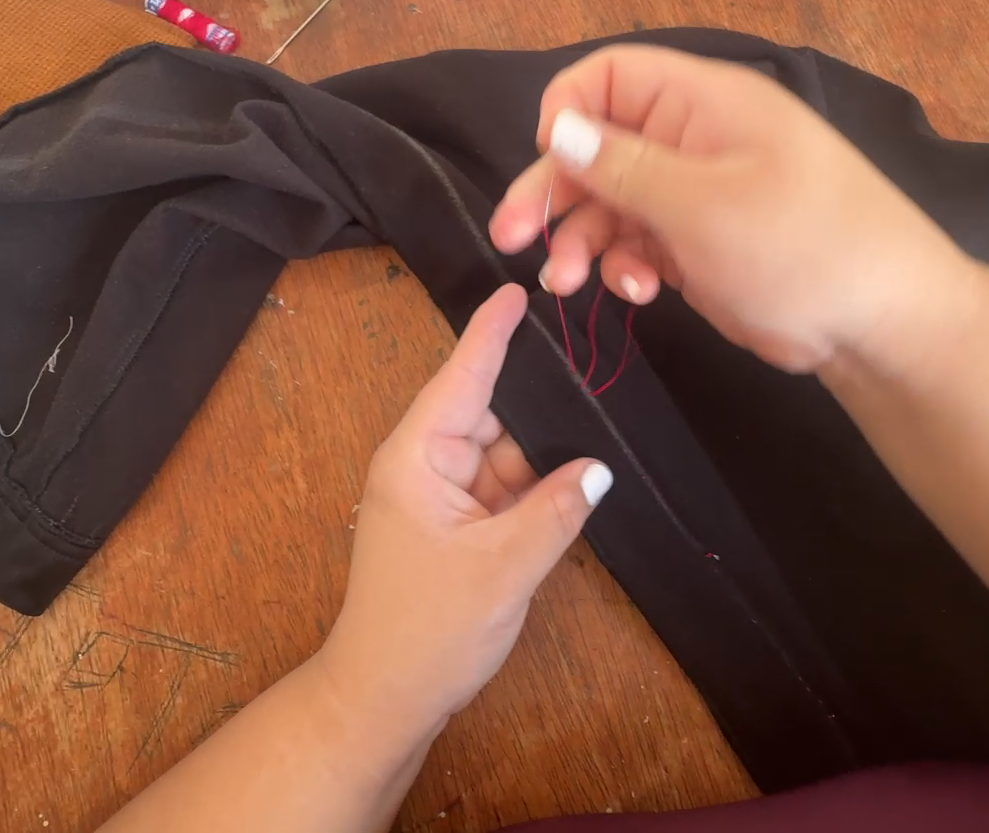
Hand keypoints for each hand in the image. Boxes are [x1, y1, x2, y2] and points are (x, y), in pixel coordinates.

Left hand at [317, 284, 612, 729]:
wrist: (387, 697)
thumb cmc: (428, 629)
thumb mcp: (503, 568)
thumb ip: (556, 511)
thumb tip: (601, 468)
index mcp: (417, 456)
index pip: (462, 377)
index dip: (491, 333)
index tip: (518, 290)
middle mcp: (426, 462)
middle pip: (490, 411)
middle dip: (538, 402)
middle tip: (592, 369)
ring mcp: (443, 491)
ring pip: (503, 450)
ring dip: (542, 452)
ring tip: (595, 430)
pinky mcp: (458, 519)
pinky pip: (504, 483)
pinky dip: (535, 484)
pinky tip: (575, 476)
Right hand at [488, 45, 977, 372]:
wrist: (876, 324)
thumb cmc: (800, 247)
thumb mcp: (703, 205)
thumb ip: (623, 166)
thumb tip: (557, 127)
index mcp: (699, 104)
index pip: (608, 77)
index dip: (567, 111)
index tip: (547, 161)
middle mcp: (688, 140)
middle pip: (595, 149)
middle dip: (553, 193)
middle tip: (510, 239)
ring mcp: (690, 194)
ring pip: (608, 203)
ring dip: (583, 240)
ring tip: (567, 283)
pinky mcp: (691, 241)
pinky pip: (636, 242)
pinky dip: (625, 265)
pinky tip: (638, 292)